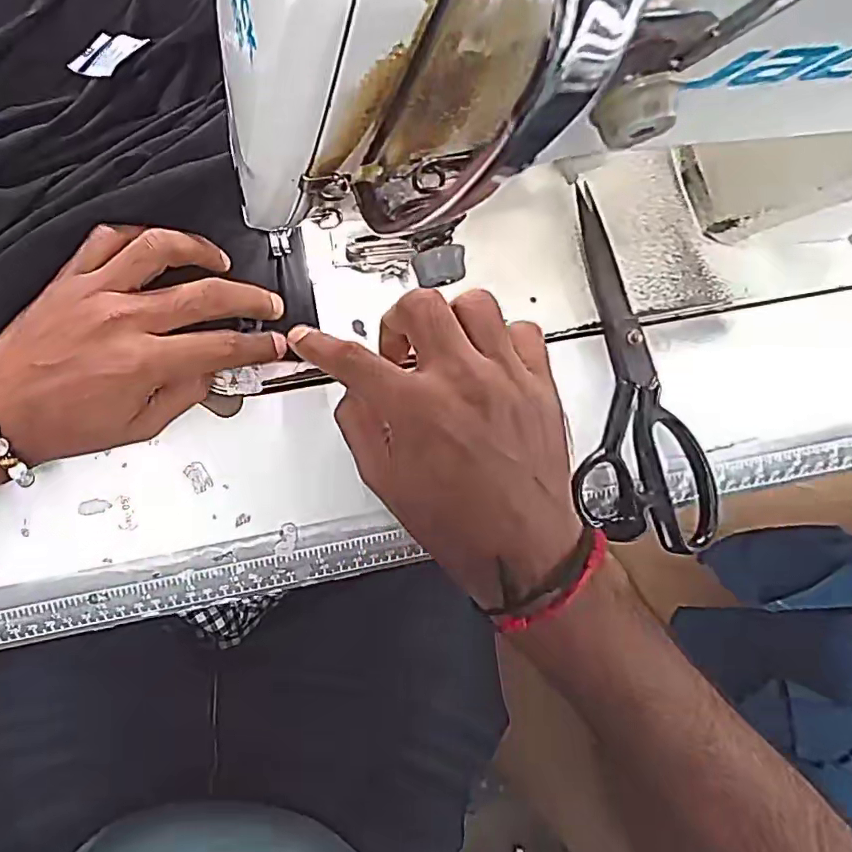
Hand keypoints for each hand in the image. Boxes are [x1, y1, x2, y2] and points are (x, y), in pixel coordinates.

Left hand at [0, 225, 285, 497]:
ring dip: (199, 249)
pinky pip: (107, 239)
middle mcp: (121, 320)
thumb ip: (181, 395)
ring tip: (217, 261)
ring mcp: (94, 293)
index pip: (219, 345)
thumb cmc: (57, 424)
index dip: (256, 346)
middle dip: (249, 298)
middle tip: (264, 304)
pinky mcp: (69, 280)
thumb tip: (211, 372)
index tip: (270, 344)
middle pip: (205, 293)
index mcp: (140, 363)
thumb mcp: (134, 427)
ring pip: (159, 248)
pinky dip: (138, 236)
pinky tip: (154, 246)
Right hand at [287, 289, 582, 607]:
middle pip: (419, 305)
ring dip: (446, 319)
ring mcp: (506, 379)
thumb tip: (353, 392)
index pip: (352, 359)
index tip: (311, 340)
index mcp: (416, 409)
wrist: (524, 549)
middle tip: (394, 348)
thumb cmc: (461, 523)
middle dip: (393, 320)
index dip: (320, 345)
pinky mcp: (540, 384)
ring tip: (440, 346)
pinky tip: (485, 358)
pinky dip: (498, 336)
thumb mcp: (384, 479)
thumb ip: (358, 425)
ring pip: (473, 303)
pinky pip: (521, 330)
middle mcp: (462, 383)